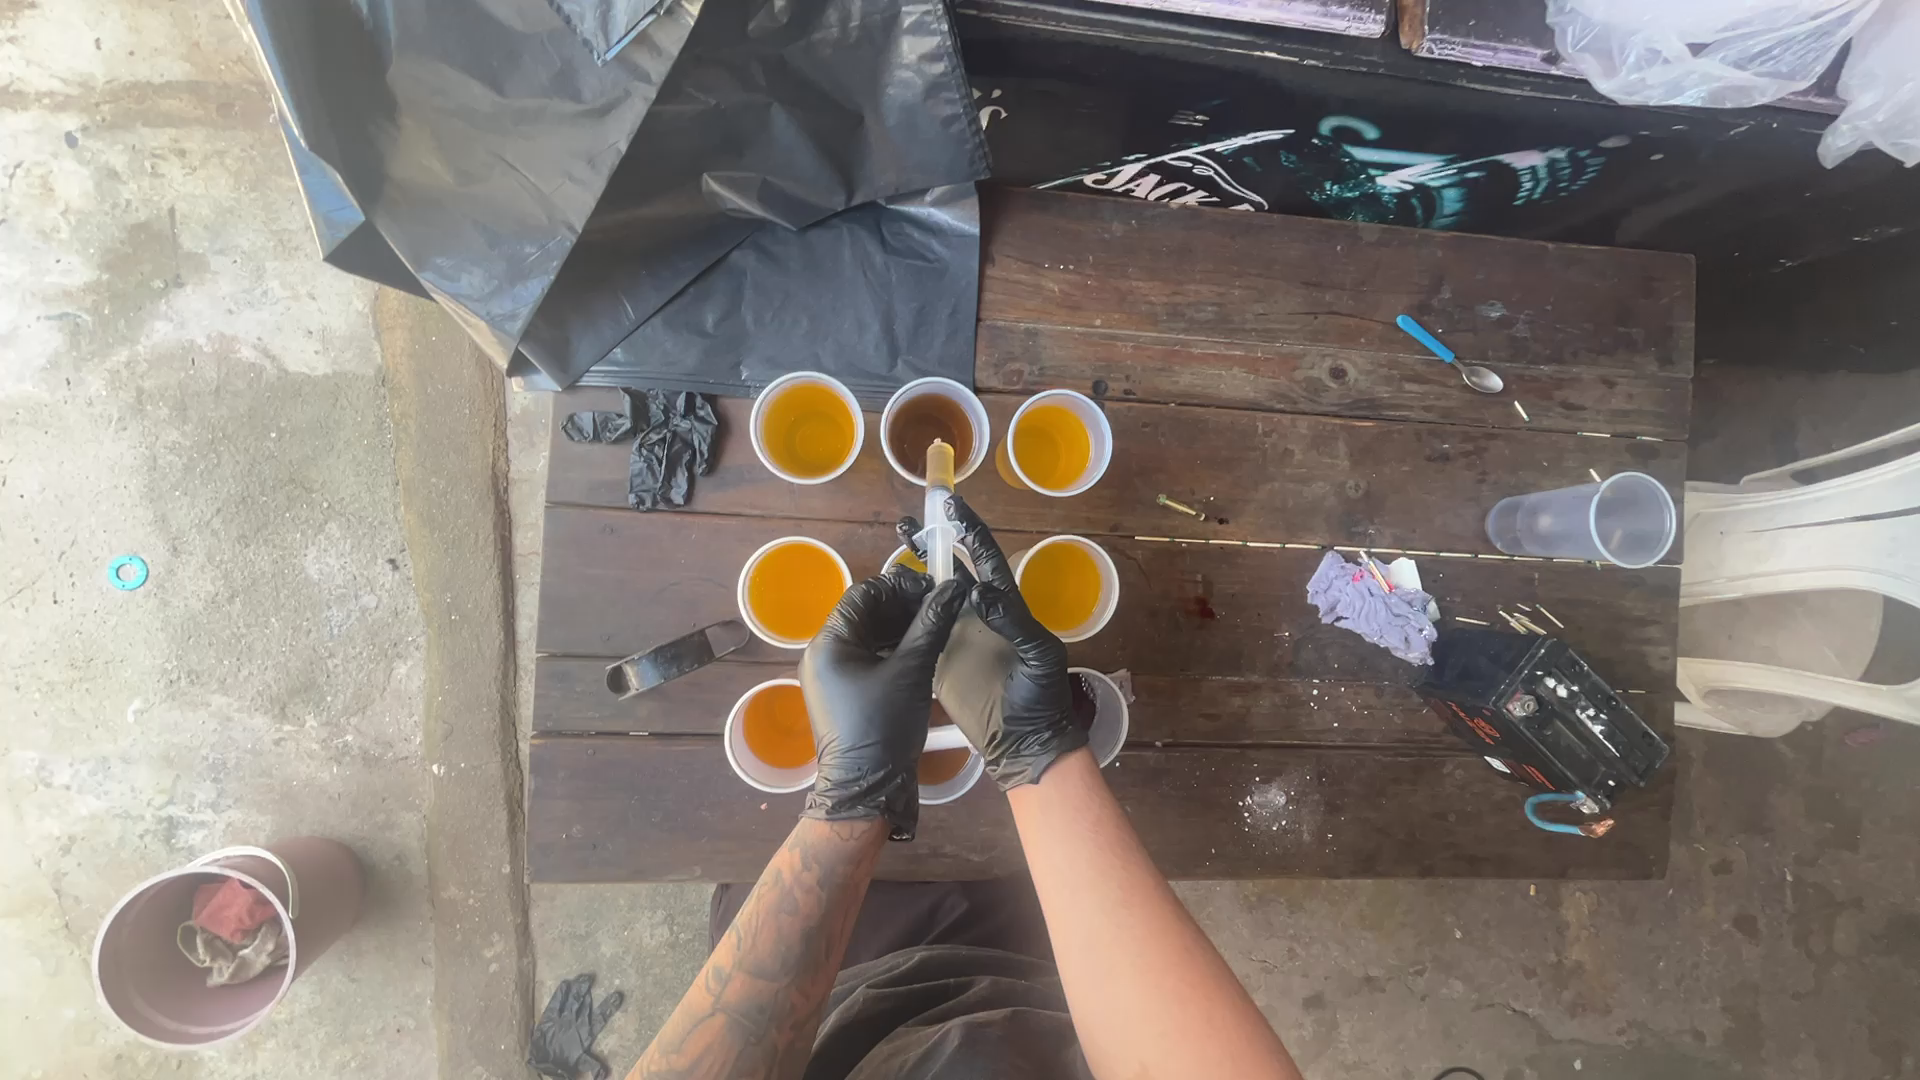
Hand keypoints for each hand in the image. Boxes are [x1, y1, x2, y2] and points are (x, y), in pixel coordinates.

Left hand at [799, 567, 968, 839]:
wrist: (866, 790)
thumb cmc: (884, 726)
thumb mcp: (912, 670)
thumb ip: (931, 624)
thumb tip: (952, 588)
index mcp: (829, 643)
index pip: (864, 593)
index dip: (900, 585)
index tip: (934, 589)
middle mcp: (822, 654)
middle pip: (864, 613)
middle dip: (902, 606)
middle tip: (940, 607)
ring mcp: (831, 675)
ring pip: (867, 635)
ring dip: (900, 627)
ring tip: (935, 626)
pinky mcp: (843, 693)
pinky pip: (866, 657)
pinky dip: (892, 649)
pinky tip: (920, 650)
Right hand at [921, 496, 1087, 789]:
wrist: (1024, 739)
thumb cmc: (1041, 695)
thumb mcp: (1038, 655)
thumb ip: (1013, 621)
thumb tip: (981, 589)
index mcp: (1005, 604)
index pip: (985, 557)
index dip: (969, 529)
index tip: (951, 505)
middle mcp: (977, 611)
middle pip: (951, 567)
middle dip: (931, 542)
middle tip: (907, 523)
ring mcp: (956, 633)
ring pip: (931, 593)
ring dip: (913, 571)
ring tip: (892, 552)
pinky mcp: (939, 656)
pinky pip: (918, 625)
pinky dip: (902, 608)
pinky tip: (884, 595)